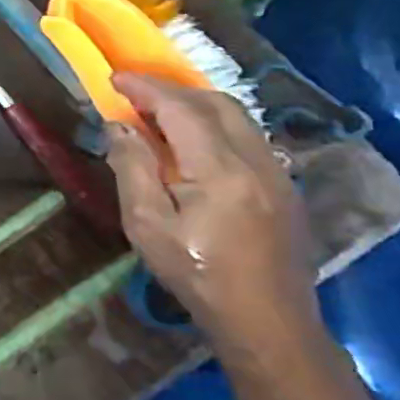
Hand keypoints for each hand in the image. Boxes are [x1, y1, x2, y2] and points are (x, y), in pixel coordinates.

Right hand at [105, 74, 317, 347]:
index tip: (115, 79)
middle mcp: (256, 161)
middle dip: (172, 90)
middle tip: (134, 94)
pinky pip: (249, 137)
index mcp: (220, 169)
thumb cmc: (196, 273)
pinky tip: (193, 142)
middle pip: (216, 104)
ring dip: (196, 104)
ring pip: (238, 118)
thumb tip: (120, 126)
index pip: (181, 109)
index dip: (147, 88)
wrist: (266, 320)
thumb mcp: (147, 224)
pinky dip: (215, 124)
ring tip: (159, 112)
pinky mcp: (284, 188)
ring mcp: (277, 174)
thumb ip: (133, 168)